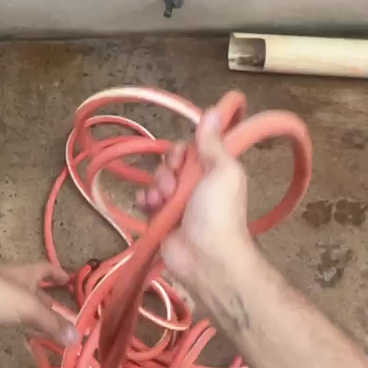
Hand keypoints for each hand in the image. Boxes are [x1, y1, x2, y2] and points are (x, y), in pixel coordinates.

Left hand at [0, 264, 76, 344]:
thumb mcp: (28, 308)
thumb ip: (52, 323)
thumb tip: (78, 337)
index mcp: (22, 272)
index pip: (45, 268)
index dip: (58, 273)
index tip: (71, 280)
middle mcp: (9, 280)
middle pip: (32, 289)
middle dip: (46, 300)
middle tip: (62, 315)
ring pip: (17, 304)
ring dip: (30, 314)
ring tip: (44, 328)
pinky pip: (1, 317)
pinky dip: (10, 324)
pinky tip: (15, 335)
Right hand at [141, 107, 259, 311]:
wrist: (206, 256)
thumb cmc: (218, 212)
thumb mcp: (223, 171)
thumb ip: (213, 143)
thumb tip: (214, 111)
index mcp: (212, 171)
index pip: (189, 150)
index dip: (181, 152)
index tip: (182, 160)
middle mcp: (195, 185)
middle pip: (169, 164)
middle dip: (167, 172)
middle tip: (173, 187)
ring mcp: (176, 203)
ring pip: (155, 181)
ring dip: (155, 188)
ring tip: (162, 202)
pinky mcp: (160, 220)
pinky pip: (144, 201)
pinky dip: (144, 202)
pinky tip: (149, 207)